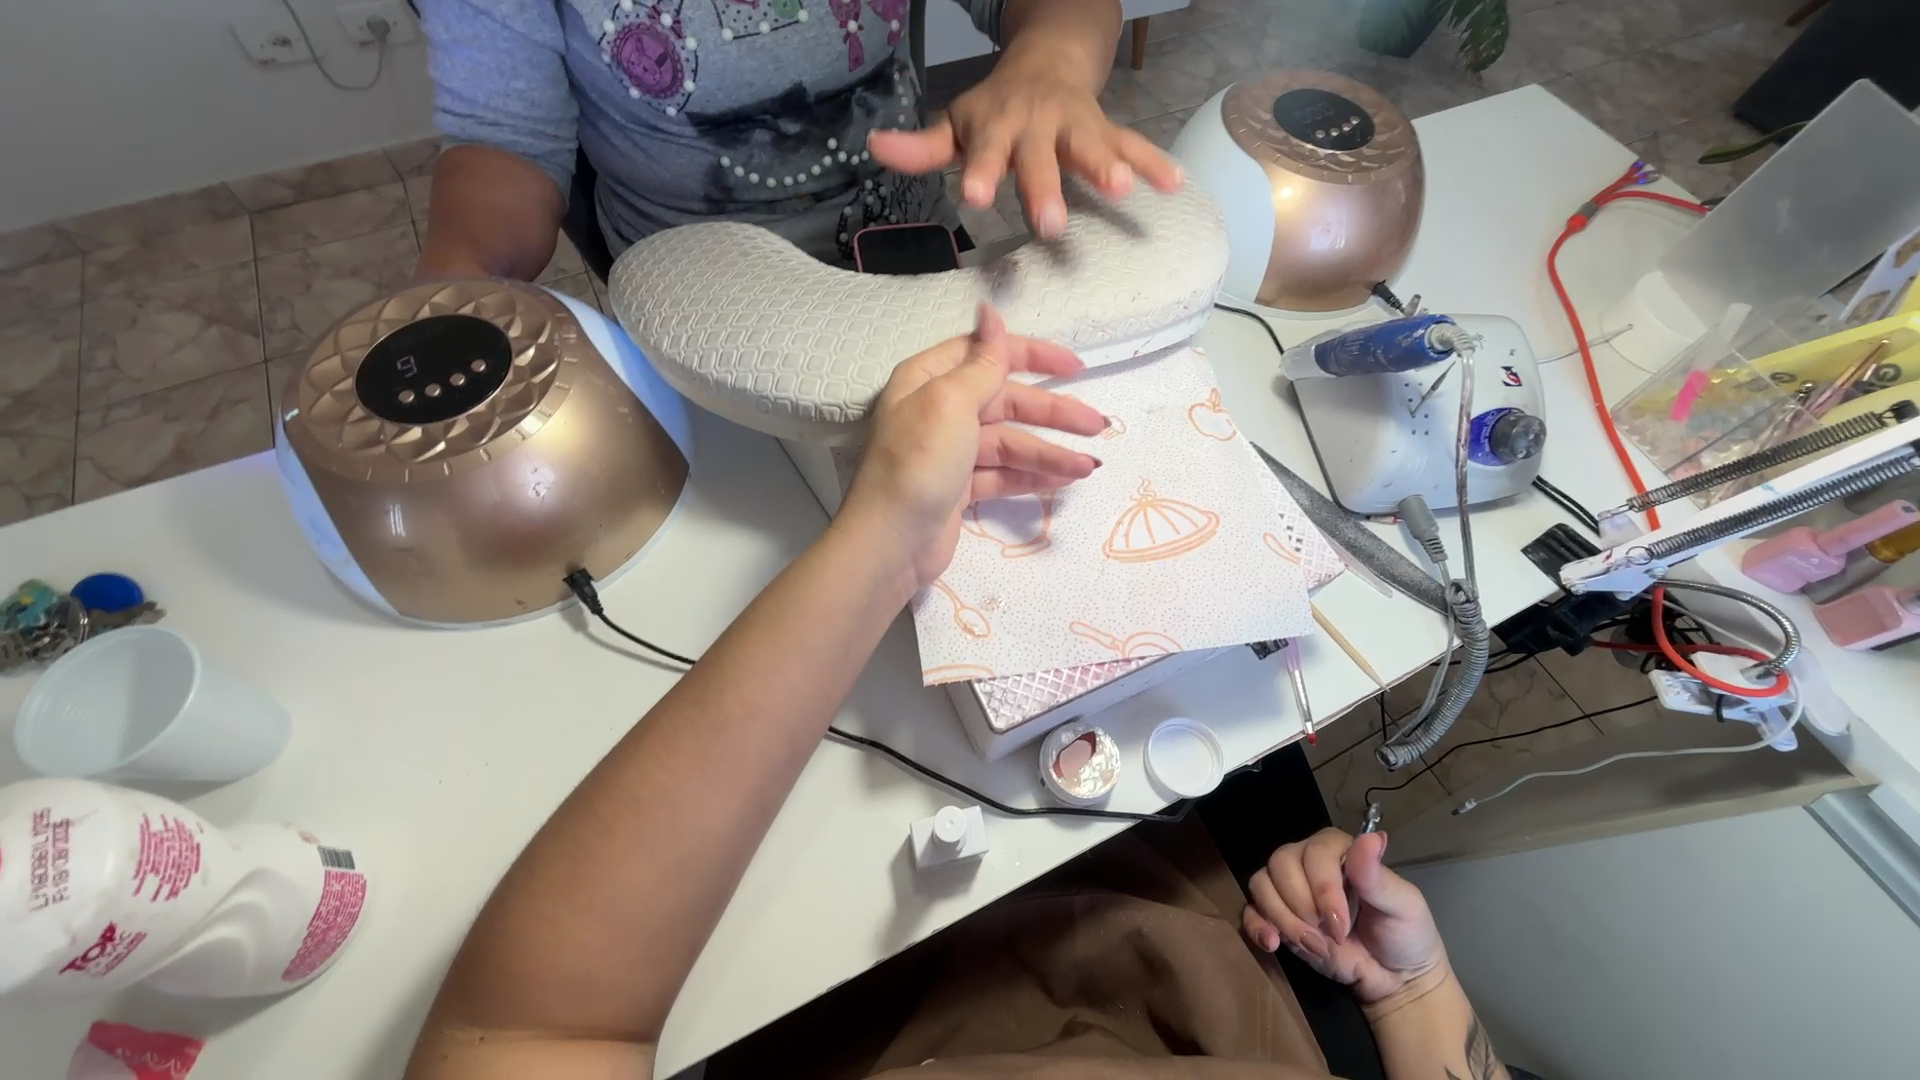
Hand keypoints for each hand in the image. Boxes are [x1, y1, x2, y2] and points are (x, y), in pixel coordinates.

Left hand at [838, 304, 1106, 586]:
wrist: (891, 541)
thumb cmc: (917, 462)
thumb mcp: (950, 402)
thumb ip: (982, 362)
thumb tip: (991, 310)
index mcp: (929, 379)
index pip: (987, 354)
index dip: (1032, 355)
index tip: (1075, 366)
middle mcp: (939, 410)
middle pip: (1005, 401)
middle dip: (1052, 412)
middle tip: (1096, 425)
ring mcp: (949, 451)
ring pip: (1009, 441)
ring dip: (1049, 452)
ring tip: (1088, 467)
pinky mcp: (958, 488)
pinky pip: (1002, 473)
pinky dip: (1031, 476)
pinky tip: (1063, 480)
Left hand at [867, 55, 1182, 239]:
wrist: (1045, 61)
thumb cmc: (993, 111)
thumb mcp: (955, 126)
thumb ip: (921, 147)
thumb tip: (874, 147)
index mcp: (997, 127)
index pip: (985, 153)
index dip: (982, 173)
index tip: (976, 199)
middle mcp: (1036, 124)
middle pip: (1040, 158)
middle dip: (1046, 188)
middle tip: (1050, 226)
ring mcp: (1075, 125)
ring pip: (1091, 144)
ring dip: (1107, 164)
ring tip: (1122, 189)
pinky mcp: (1105, 129)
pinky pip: (1131, 143)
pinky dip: (1153, 161)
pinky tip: (1174, 183)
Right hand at [1242, 829, 1445, 1004]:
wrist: (1397, 980)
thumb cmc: (1404, 935)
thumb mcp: (1403, 906)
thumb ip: (1377, 876)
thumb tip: (1372, 837)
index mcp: (1336, 849)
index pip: (1313, 853)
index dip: (1322, 888)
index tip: (1342, 925)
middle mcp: (1305, 861)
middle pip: (1280, 864)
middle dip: (1302, 905)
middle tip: (1331, 936)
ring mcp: (1287, 889)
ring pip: (1262, 885)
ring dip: (1283, 919)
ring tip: (1314, 946)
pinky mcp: (1276, 917)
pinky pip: (1250, 910)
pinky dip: (1256, 926)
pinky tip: (1272, 944)